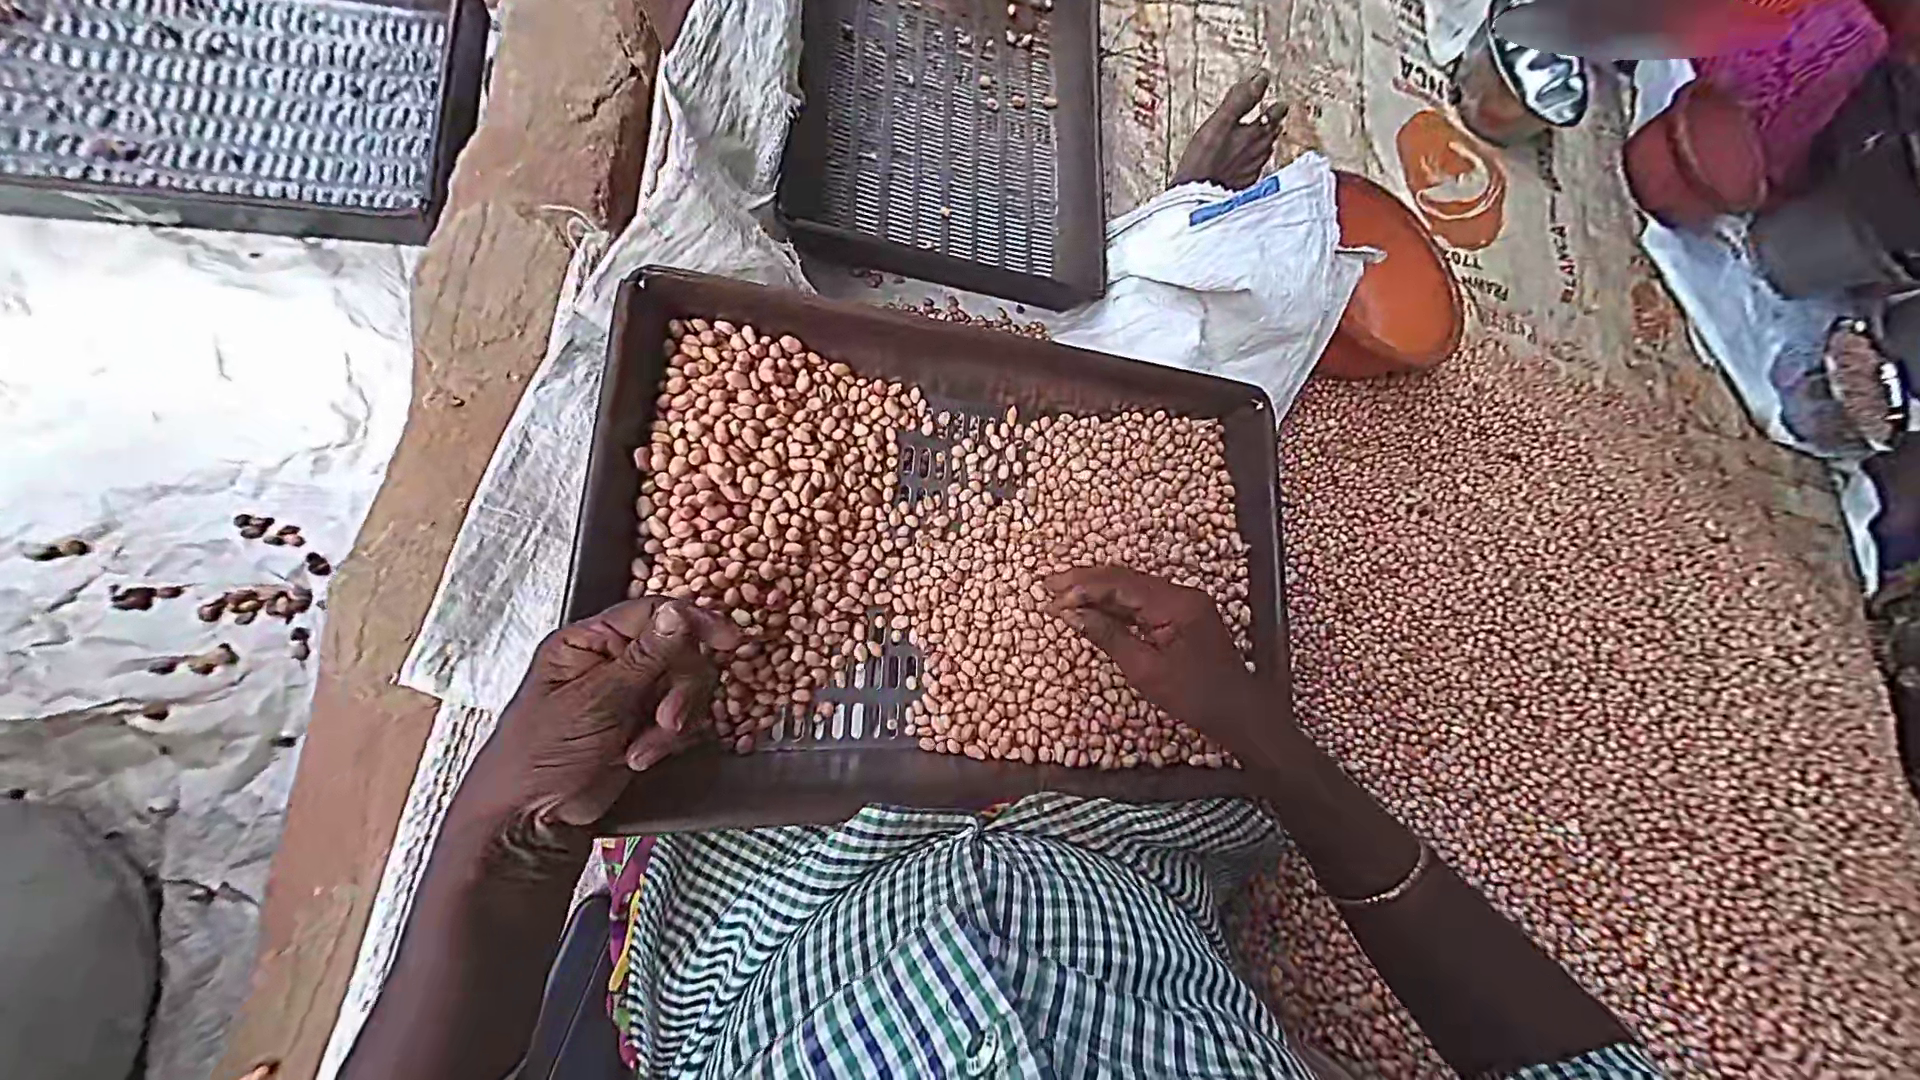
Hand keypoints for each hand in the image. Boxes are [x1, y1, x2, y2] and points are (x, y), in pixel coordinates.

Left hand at [486, 597, 740, 828]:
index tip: (728, 639)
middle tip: (667, 719)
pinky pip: (683, 714)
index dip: (694, 623)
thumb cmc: (541, 755)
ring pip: (687, 684)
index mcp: (591, 641)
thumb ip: (645, 655)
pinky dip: (668, 738)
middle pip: (681, 651)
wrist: (532, 821)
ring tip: (644, 747)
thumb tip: (679, 612)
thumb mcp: (596, 700)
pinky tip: (641, 756)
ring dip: (673, 719)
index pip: (654, 613)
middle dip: (680, 689)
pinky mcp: (646, 719)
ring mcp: (633, 690)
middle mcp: (616, 658)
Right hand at [1043, 566, 1274, 757]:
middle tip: (1048, 583)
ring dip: (1096, 590)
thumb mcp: (1146, 671)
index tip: (1053, 597)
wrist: (1243, 715)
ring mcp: (1183, 603)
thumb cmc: (1196, 698)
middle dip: (1085, 581)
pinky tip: (1091, 607)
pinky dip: (1114, 604)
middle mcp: (1181, 594)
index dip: (1083, 588)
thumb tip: (1071, 614)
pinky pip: (1141, 601)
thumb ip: (1108, 636)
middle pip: (1124, 579)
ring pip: (1131, 587)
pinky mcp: (1181, 615)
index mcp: (1176, 603)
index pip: (1120, 584)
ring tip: (1062, 592)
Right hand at [1170, 72, 1285, 190]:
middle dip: (1271, 124)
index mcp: (1256, 133)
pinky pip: (1252, 171)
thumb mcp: (1219, 122)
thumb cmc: (1203, 160)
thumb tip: (1261, 78)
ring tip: (1258, 140)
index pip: (1275, 112)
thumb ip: (1241, 98)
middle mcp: (1259, 152)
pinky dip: (1250, 163)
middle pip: (1271, 133)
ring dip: (1262, 144)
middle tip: (1271, 118)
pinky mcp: (1241, 187)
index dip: (1276, 105)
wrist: (1194, 197)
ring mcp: (1251, 171)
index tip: (1277, 101)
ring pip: (1264, 152)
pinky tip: (1243, 164)